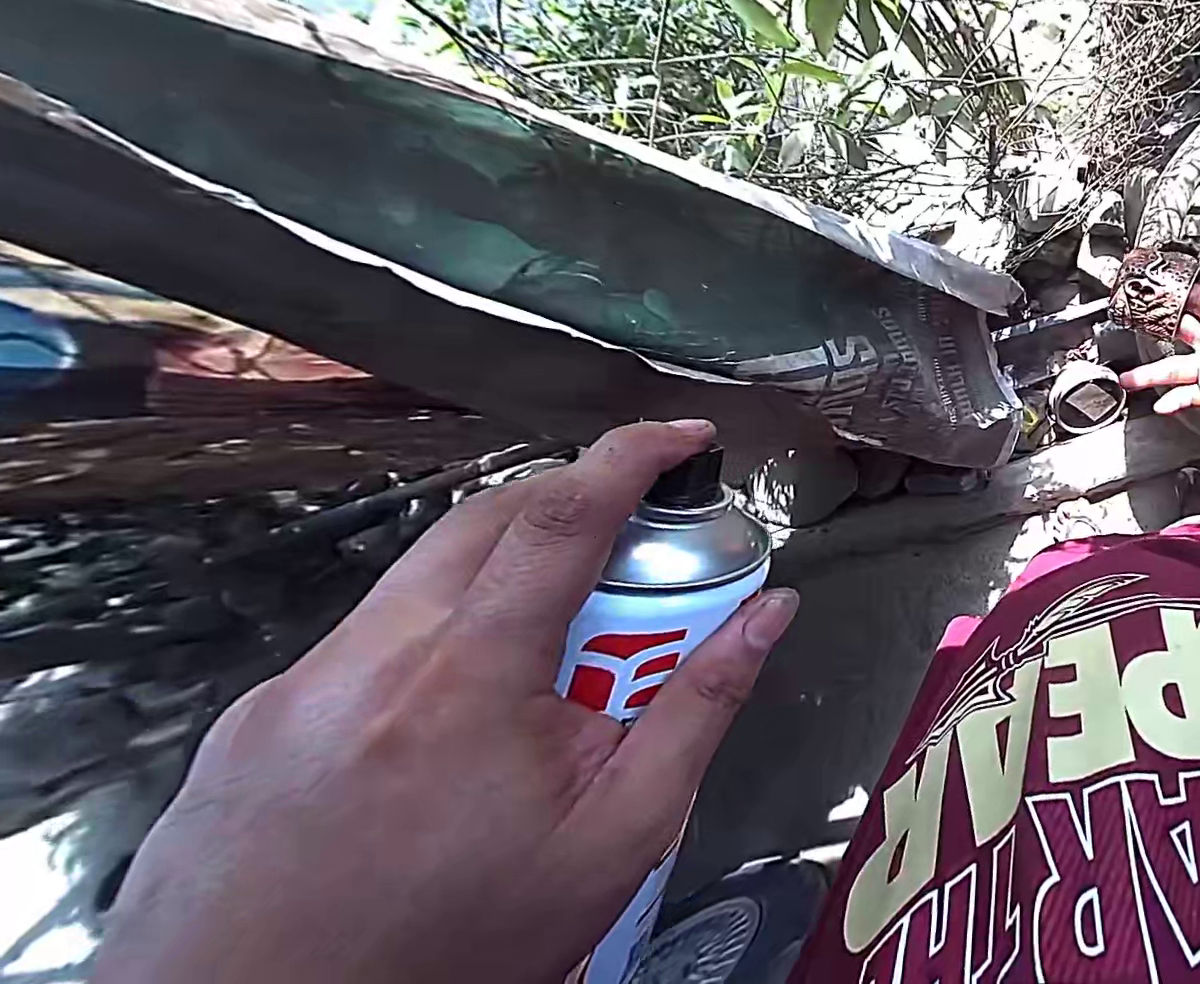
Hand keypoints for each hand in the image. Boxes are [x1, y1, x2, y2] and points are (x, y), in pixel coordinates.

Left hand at [95, 420, 798, 983]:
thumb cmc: (468, 945)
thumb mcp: (626, 827)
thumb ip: (706, 701)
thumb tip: (772, 610)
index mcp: (464, 683)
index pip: (561, 519)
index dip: (632, 455)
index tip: (686, 436)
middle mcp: (365, 660)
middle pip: (492, 517)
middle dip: (582, 501)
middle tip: (638, 547)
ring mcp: (296, 684)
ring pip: (435, 564)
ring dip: (521, 563)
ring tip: (567, 642)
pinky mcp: (259, 714)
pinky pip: (385, 621)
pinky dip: (459, 617)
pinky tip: (476, 701)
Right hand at [1119, 262, 1199, 454]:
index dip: (1179, 292)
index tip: (1153, 284)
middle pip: (1178, 331)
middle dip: (1153, 326)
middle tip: (1128, 321)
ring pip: (1173, 367)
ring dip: (1150, 373)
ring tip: (1128, 379)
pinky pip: (1184, 396)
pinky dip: (1171, 400)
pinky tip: (1163, 405)